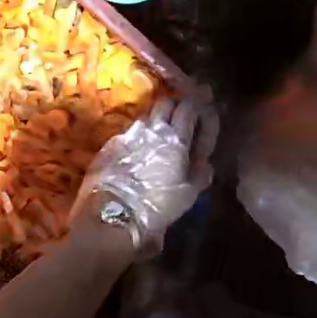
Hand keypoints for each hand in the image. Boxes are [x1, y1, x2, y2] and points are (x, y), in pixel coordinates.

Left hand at [71, 92, 218, 252]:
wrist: (112, 214)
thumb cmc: (155, 207)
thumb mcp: (187, 195)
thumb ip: (199, 175)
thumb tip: (206, 163)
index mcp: (176, 140)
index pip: (188, 109)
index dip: (195, 104)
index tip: (200, 105)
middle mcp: (152, 130)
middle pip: (165, 103)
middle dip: (174, 103)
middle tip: (180, 110)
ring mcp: (128, 134)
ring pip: (145, 115)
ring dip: (155, 116)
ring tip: (159, 127)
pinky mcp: (110, 144)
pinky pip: (128, 131)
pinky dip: (137, 133)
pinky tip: (137, 145)